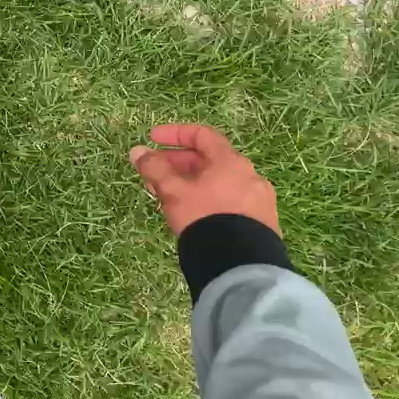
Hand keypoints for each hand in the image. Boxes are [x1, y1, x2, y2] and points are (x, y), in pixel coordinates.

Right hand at [129, 124, 279, 236]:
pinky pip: (228, 199)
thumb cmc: (204, 216)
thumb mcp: (172, 190)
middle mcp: (250, 176)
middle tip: (154, 170)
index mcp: (231, 162)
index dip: (174, 133)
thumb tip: (137, 152)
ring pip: (217, 181)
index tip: (152, 139)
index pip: (202, 135)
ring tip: (167, 194)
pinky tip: (190, 211)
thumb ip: (153, 168)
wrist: (241, 265)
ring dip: (189, 181)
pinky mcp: (261, 223)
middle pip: (209, 159)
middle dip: (176, 162)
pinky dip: (206, 197)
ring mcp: (259, 201)